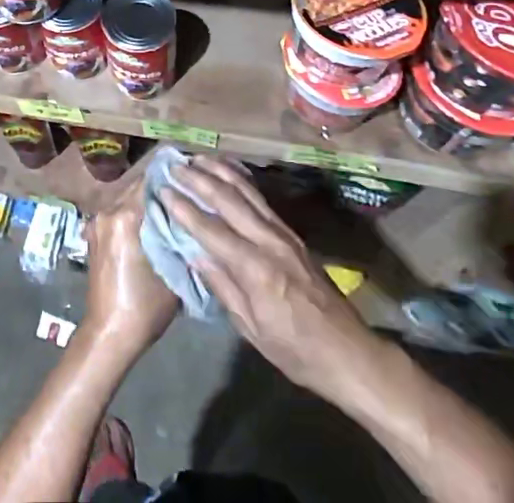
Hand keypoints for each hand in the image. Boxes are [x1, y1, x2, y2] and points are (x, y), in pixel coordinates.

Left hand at [83, 190, 178, 355]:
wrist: (110, 330)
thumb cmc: (145, 305)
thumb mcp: (174, 270)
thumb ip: (179, 237)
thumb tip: (191, 218)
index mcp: (125, 217)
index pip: (149, 182)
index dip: (171, 177)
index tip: (193, 176)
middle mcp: (107, 212)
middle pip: (137, 188)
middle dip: (161, 188)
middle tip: (188, 191)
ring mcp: (96, 222)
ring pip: (126, 199)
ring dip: (147, 201)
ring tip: (174, 206)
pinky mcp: (94, 233)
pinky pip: (117, 213)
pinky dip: (134, 213)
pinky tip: (153, 223)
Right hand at [162, 156, 388, 400]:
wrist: (351, 355)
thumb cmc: (295, 350)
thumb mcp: (251, 327)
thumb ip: (221, 286)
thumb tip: (192, 254)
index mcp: (255, 270)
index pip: (210, 230)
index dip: (184, 209)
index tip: (162, 190)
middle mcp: (270, 244)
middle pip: (229, 201)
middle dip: (199, 180)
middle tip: (174, 165)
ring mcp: (285, 236)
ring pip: (248, 194)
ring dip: (221, 173)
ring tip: (198, 158)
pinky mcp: (294, 236)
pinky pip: (262, 201)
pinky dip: (242, 182)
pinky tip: (230, 173)